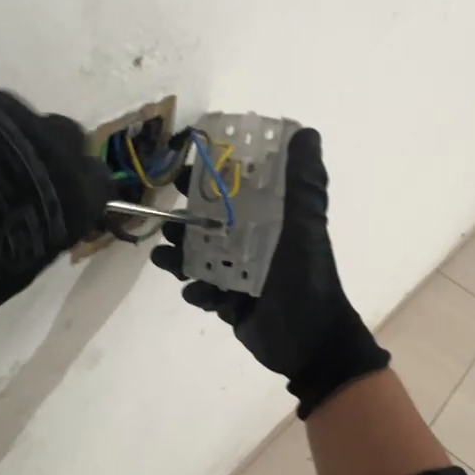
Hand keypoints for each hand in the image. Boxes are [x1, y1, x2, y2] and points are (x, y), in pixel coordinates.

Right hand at [150, 128, 389, 417]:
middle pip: (209, 227)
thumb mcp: (305, 227)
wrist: (312, 343)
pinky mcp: (232, 304)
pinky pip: (206, 293)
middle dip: (185, 224)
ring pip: (201, 260)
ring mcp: (241, 275)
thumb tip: (305, 131)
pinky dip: (198, 292)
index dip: (208, 182)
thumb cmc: (307, 280)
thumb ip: (304, 184)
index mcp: (272, 221)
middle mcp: (254, 244)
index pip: (235, 192)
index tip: (181, 175)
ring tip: (163, 259)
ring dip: (180, 259)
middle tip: (165, 222)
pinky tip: (196, 293)